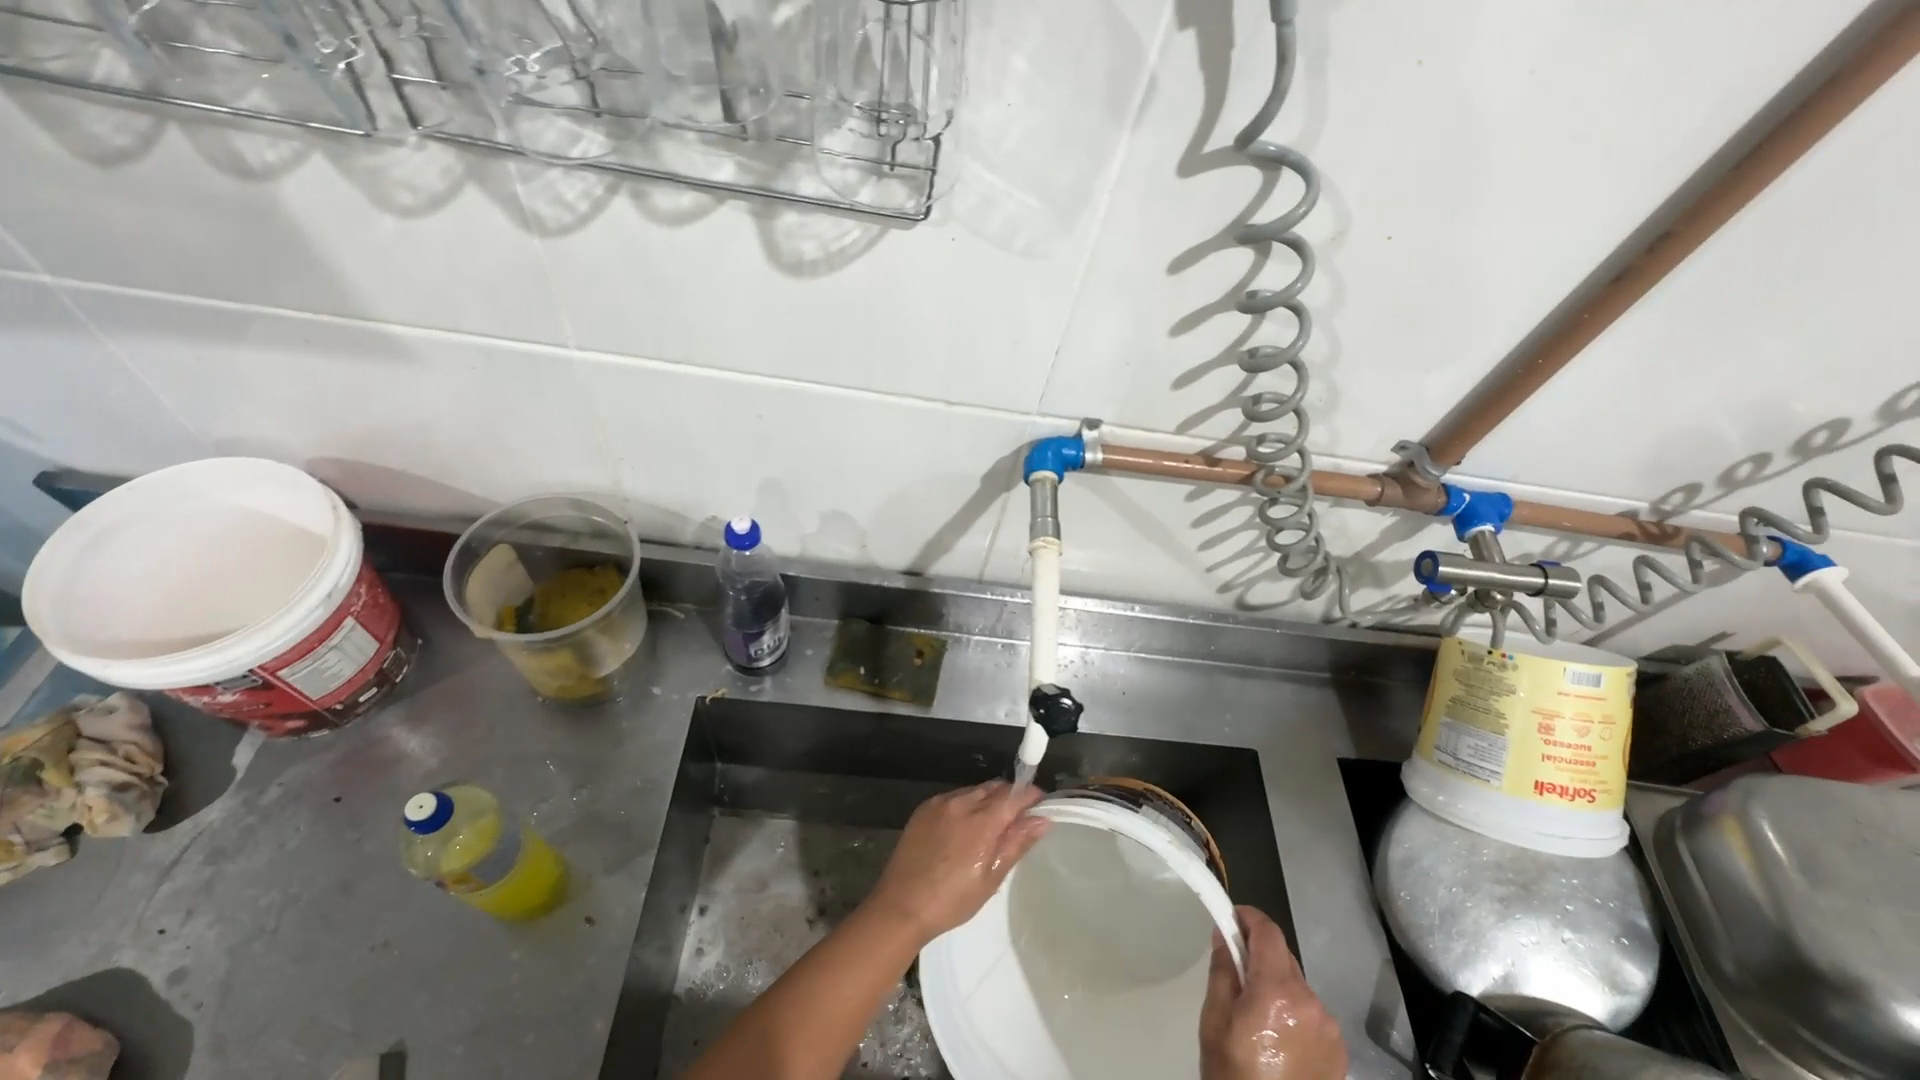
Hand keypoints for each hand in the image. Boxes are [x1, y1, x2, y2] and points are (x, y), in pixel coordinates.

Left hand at [864, 781, 1049, 944]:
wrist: (900, 906)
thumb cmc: (951, 901)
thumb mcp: (991, 877)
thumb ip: (1017, 843)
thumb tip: (1043, 819)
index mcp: (981, 821)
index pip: (1015, 794)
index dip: (1032, 796)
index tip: (1042, 807)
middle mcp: (960, 803)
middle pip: (995, 787)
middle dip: (1012, 797)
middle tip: (1019, 821)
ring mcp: (939, 804)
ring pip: (974, 790)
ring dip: (989, 800)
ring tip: (991, 828)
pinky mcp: (923, 809)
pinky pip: (954, 797)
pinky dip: (967, 805)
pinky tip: (965, 829)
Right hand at [1201, 906, 1348, 1079]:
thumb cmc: (1233, 1072)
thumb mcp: (1214, 1021)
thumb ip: (1222, 972)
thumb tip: (1224, 934)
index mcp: (1278, 990)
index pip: (1269, 933)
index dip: (1249, 917)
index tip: (1231, 916)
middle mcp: (1311, 1001)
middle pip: (1285, 958)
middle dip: (1260, 956)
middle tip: (1235, 970)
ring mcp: (1330, 1026)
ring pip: (1298, 987)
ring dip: (1278, 986)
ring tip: (1256, 1015)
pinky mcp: (1339, 1049)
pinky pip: (1312, 1014)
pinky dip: (1294, 1013)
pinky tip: (1278, 1038)